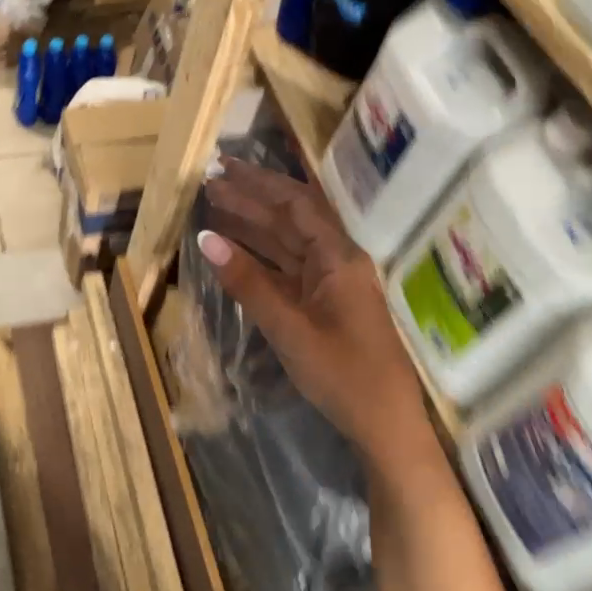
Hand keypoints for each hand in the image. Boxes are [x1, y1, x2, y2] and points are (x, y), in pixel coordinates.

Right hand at [198, 158, 429, 462]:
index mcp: (339, 258)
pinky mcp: (326, 305)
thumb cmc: (343, 375)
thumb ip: (248, 283)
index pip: (296, 205)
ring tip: (214, 205)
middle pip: (291, 219)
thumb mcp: (289, 329)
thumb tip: (206, 239)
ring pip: (288, 243)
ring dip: (254, 224)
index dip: (258, 184)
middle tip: (211, 179)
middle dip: (252, 198)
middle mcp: (338, 261)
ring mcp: (332, 283)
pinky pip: (289, 269)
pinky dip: (262, 256)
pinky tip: (236, 249)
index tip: (223, 167)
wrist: (385, 424)